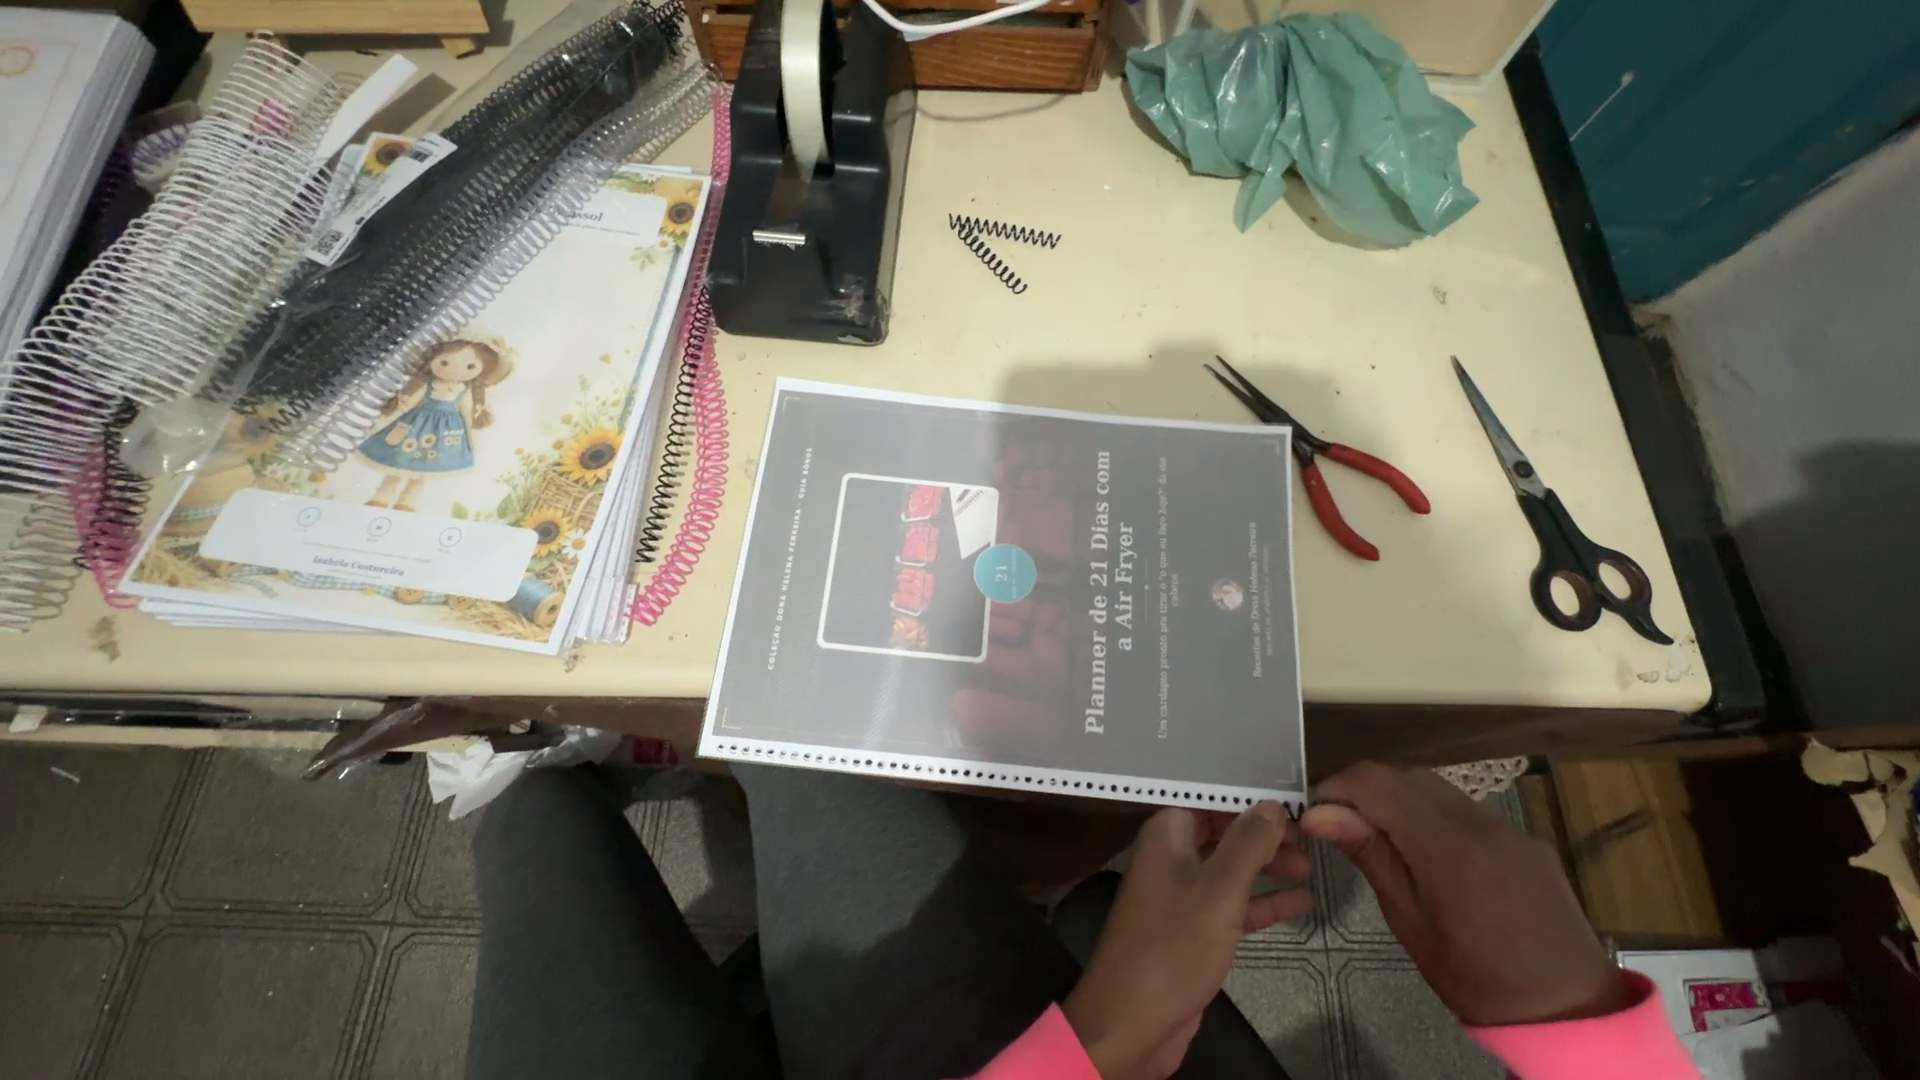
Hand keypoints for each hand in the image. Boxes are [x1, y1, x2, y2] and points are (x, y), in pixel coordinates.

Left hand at [1064, 803, 1310, 1079]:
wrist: (1133, 1018)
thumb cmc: (1174, 942)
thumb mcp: (1219, 889)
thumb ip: (1247, 844)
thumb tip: (1271, 804)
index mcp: (1166, 833)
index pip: (1209, 797)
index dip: (1247, 796)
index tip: (1290, 796)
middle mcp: (1170, 855)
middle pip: (1221, 830)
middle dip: (1262, 831)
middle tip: (1308, 833)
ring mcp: (1180, 893)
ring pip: (1229, 868)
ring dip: (1267, 866)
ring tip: (1311, 865)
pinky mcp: (1193, 929)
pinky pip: (1232, 905)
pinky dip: (1262, 902)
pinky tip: (1301, 902)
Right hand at [1302, 763, 1631, 1027]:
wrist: (1572, 1014)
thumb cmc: (1477, 979)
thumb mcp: (1409, 922)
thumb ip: (1370, 855)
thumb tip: (1318, 813)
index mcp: (1449, 849)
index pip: (1377, 783)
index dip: (1337, 787)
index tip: (1315, 814)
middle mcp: (1481, 824)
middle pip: (1404, 775)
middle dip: (1363, 788)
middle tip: (1339, 823)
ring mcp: (1509, 828)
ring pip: (1434, 786)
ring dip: (1396, 796)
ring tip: (1377, 833)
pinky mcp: (1525, 839)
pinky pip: (1464, 807)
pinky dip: (1430, 812)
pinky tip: (1424, 849)